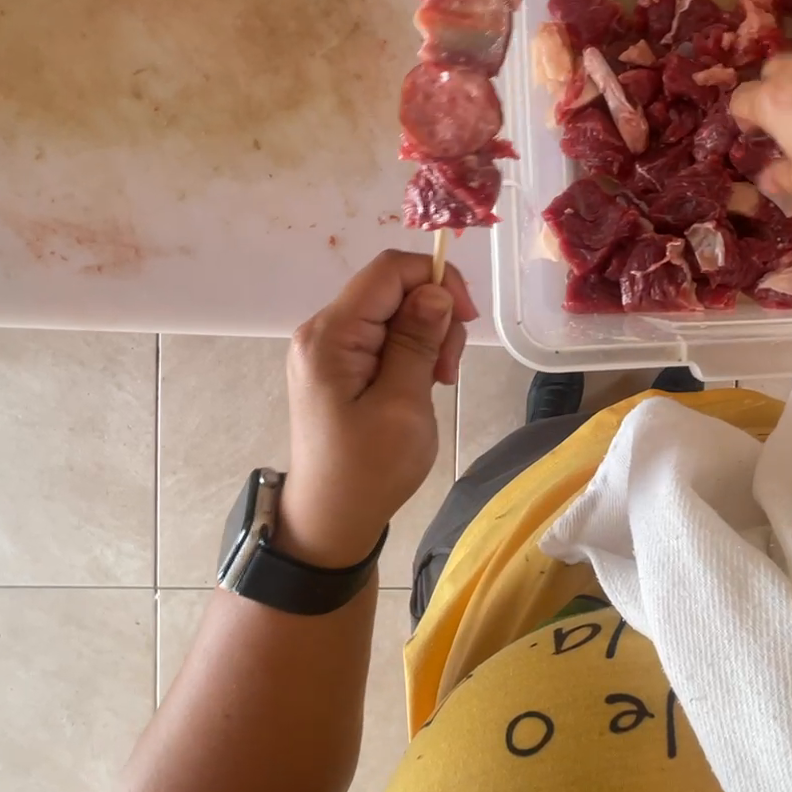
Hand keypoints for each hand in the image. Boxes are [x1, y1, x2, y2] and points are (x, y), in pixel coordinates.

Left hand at [279, 251, 479, 567]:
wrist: (331, 520)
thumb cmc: (369, 470)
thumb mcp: (403, 405)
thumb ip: (417, 342)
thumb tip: (436, 290)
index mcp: (331, 335)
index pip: (389, 270)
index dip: (436, 279)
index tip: (468, 319)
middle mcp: (323, 330)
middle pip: (393, 288)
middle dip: (434, 315)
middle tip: (449, 369)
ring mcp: (329, 347)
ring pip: (394, 311)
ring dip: (428, 337)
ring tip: (437, 382)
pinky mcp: (340, 365)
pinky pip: (384, 336)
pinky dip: (412, 352)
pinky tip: (421, 383)